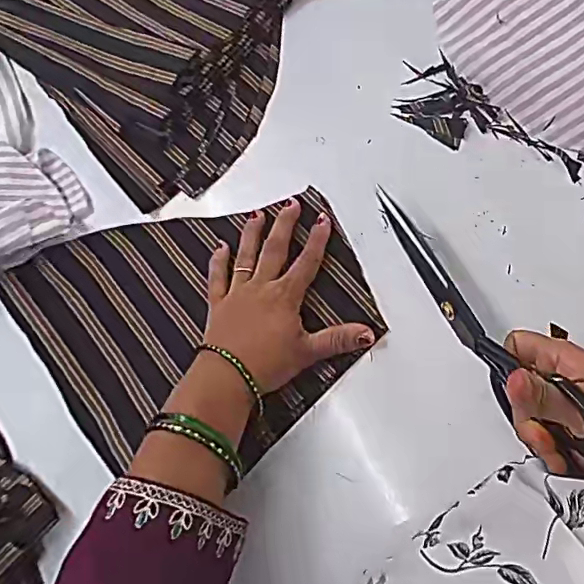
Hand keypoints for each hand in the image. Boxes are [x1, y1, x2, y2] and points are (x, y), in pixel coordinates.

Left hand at [202, 199, 377, 392]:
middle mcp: (261, 289)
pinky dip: (218, 261)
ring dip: (253, 234)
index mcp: (285, 297)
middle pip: (276, 249)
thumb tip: (365, 334)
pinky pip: (218, 277)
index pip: (307, 262)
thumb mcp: (308, 352)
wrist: (226, 377)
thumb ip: (338, 339)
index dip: (317, 240)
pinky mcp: (219, 305)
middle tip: (291, 205)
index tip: (322, 221)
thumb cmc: (264, 365)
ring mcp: (238, 294)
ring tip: (257, 216)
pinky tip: (220, 247)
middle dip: (286, 225)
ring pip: (247, 256)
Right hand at [502, 330, 583, 475]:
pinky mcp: (573, 415)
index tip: (519, 401)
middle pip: (519, 390)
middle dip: (529, 421)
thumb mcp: (583, 411)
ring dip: (543, 440)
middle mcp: (563, 371)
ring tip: (563, 450)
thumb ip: (543, 397)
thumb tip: (512, 380)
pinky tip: (570, 454)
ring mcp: (567, 394)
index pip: (516, 347)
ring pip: (533, 414)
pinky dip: (555, 447)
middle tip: (546, 436)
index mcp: (563, 357)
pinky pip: (548, 429)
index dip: (509, 371)